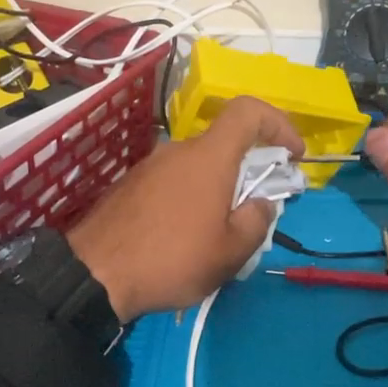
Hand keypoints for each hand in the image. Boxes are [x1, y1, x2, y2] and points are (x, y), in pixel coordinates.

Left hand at [67, 97, 303, 321]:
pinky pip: (173, 182)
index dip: (278, 123)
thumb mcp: (231, 252)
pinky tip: (184, 238)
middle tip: (256, 210)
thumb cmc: (172, 260)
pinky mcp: (130, 186)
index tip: (292, 154)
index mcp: (209, 157)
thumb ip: (257, 221)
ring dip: (217, 190)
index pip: (248, 111)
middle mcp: (178, 151)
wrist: (95, 275)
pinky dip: (190, 199)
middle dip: (248, 171)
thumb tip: (262, 203)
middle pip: (224, 146)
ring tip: (219, 234)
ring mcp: (149, 167)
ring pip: (197, 168)